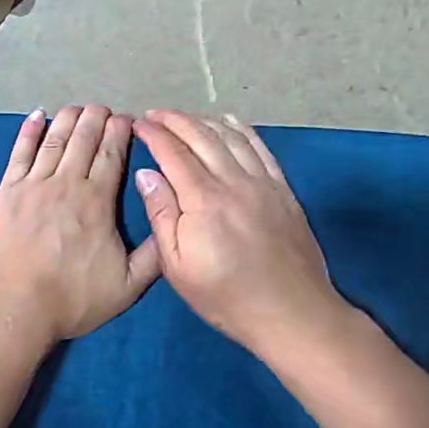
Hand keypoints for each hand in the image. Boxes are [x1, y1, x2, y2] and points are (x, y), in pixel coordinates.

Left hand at [0, 105, 160, 341]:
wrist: (15, 305)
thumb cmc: (71, 299)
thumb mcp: (127, 286)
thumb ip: (154, 255)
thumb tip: (170, 223)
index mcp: (98, 201)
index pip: (112, 154)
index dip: (120, 132)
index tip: (127, 119)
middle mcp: (67, 184)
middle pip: (84, 139)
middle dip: (96, 118)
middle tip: (104, 108)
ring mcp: (34, 184)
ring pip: (55, 140)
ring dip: (68, 118)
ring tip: (78, 107)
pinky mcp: (7, 191)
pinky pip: (20, 152)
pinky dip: (29, 131)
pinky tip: (37, 116)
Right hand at [131, 110, 356, 358]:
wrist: (291, 313)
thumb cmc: (225, 296)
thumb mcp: (177, 266)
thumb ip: (161, 214)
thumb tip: (147, 173)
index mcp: (203, 201)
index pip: (174, 153)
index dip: (153, 134)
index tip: (137, 124)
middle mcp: (234, 182)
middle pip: (202, 137)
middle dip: (175, 120)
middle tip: (154, 115)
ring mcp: (263, 183)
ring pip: (231, 137)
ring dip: (204, 121)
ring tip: (183, 117)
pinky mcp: (282, 189)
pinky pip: (260, 148)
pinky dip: (241, 129)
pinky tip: (229, 122)